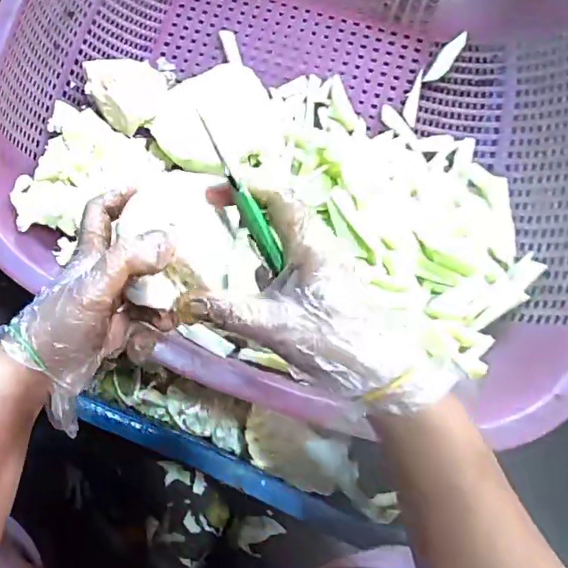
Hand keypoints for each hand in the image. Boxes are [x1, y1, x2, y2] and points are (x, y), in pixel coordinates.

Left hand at [0, 188, 173, 434]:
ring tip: (171, 312)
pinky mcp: (121, 328)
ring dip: (164, 302)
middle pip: (139, 252)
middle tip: (189, 258)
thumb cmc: (62, 322)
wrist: (45, 371)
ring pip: (151, 290)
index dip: (118, 195)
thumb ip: (128, 261)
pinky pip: (148, 321)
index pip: (100, 212)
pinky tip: (151, 337)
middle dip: (163, 257)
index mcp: (91, 254)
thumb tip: (169, 239)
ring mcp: (114, 301)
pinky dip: (153, 329)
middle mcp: (105, 273)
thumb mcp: (93, 287)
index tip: (144, 186)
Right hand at [180, 189, 458, 417]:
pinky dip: (271, 275)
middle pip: (279, 217)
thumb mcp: (271, 326)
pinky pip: (290, 268)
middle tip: (219, 225)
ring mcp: (326, 270)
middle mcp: (320, 251)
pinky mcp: (327, 289)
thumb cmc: (332, 343)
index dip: (244, 190)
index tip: (212, 194)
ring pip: (284, 246)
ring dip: (260, 252)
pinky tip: (269, 306)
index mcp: (310, 248)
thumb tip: (185, 301)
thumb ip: (225, 310)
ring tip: (249, 286)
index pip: (278, 200)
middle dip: (247, 219)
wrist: (382, 377)